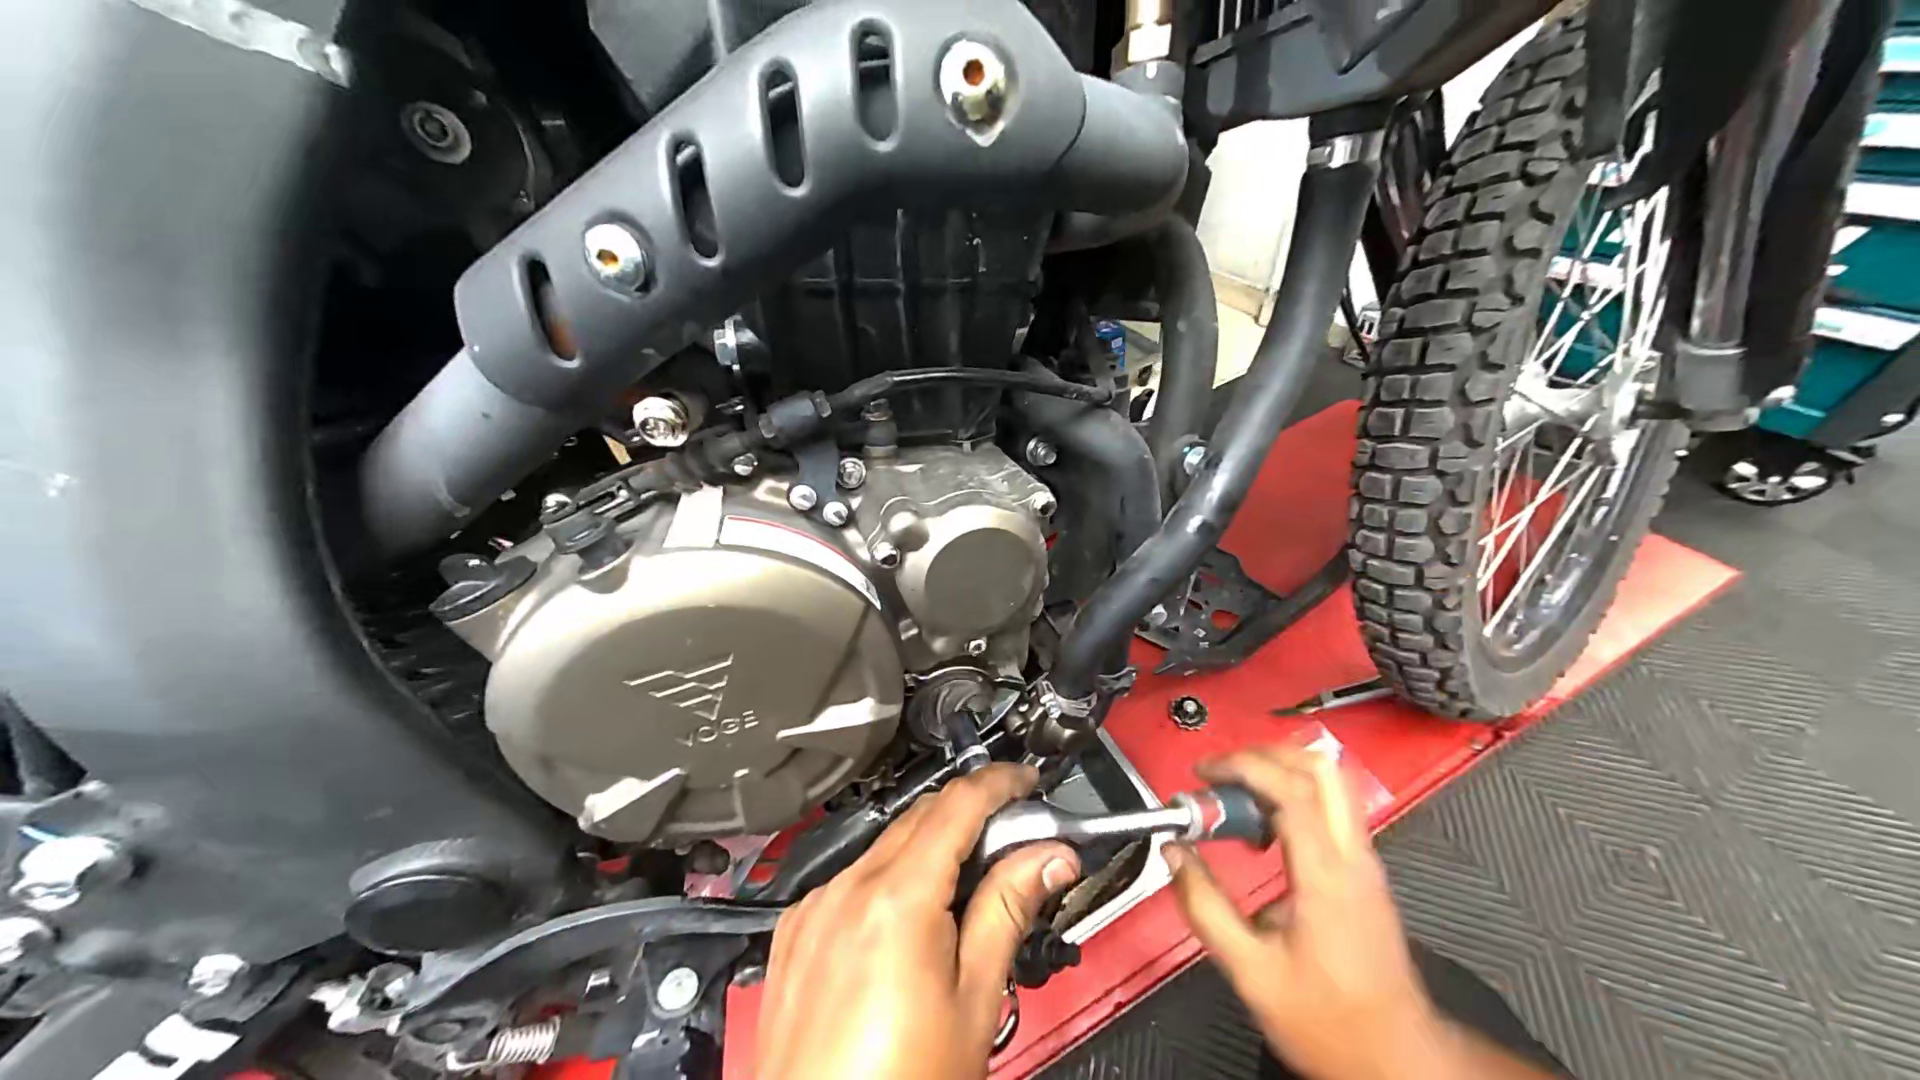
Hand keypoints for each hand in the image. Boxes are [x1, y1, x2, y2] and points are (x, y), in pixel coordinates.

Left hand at [756, 764, 1080, 1079]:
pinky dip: (890, 875)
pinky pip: (852, 876)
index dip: (999, 783)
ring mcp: (816, 908)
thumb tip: (1048, 858)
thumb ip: (1008, 911)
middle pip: (921, 816)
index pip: (957, 804)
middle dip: (971, 813)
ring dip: (931, 845)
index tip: (1025, 782)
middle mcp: (846, 889)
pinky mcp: (797, 931)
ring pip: (887, 844)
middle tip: (1014, 837)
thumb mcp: (974, 1001)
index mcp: (895, 898)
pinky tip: (913, 914)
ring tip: (968, 884)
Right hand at [1166, 745, 1459, 1079]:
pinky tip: (1260, 829)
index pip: (1292, 789)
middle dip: (1264, 753)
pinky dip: (1289, 797)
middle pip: (1320, 767)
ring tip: (1235, 799)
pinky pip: (1328, 808)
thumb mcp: (1252, 973)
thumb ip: (1205, 907)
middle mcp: (1354, 859)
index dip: (1243, 766)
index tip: (1204, 773)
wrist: (1401, 1062)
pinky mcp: (1363, 872)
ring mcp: (1364, 862)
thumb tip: (1174, 854)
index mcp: (1327, 878)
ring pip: (1328, 782)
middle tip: (1222, 774)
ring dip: (1276, 772)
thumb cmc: (1331, 1024)